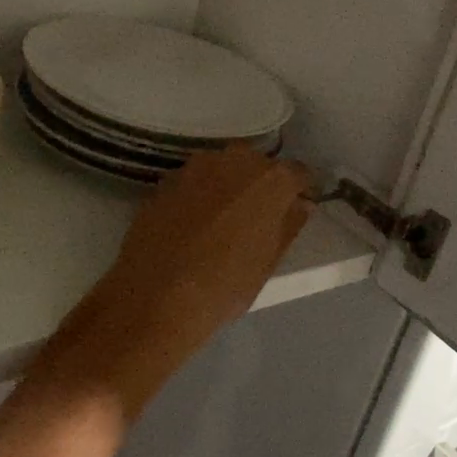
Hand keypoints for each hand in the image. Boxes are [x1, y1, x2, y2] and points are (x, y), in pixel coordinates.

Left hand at [25, 145, 310, 419]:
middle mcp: (234, 160)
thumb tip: (300, 205)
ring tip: (223, 220)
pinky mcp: (166, 179)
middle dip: (261, 184)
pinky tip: (193, 223)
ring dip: (228, 186)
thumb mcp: (268, 262)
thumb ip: (288, 225)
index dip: (300, 190)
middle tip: (259, 217)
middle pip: (257, 165)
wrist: (157, 296)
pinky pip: (194, 181)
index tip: (298, 207)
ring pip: (223, 169)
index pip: (297, 173)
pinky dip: (199, 195)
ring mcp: (196, 167)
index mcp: (271, 180)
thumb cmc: (225, 285)